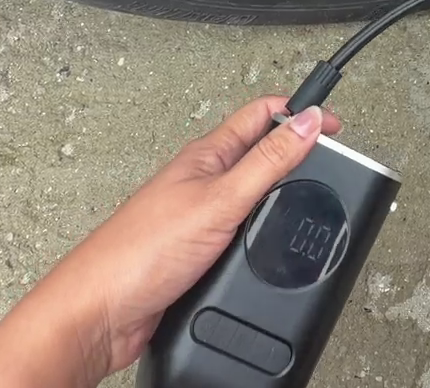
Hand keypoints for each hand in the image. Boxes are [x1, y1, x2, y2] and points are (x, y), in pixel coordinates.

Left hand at [0, 97, 340, 387]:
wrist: (95, 319)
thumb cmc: (137, 254)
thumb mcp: (220, 200)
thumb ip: (268, 161)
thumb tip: (308, 121)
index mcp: (208, 154)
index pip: (263, 114)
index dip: (301, 110)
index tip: (334, 122)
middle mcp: (203, 177)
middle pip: (260, 144)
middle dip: (295, 140)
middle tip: (328, 144)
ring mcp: (199, 211)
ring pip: (251, 184)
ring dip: (280, 178)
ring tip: (307, 173)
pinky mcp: (197, 247)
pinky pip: (240, 220)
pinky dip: (263, 218)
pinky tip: (270, 228)